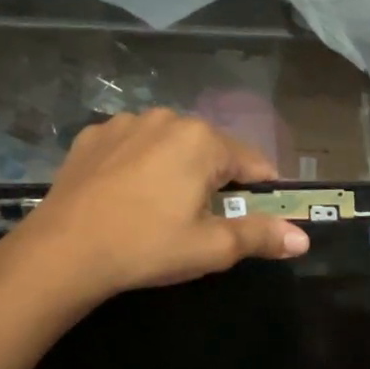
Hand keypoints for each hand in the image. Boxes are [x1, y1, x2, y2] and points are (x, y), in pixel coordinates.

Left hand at [8, 109, 309, 305]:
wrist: (66, 249)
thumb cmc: (150, 246)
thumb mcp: (214, 248)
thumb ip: (261, 236)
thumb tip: (303, 239)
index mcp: (202, 141)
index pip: (255, 164)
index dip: (265, 196)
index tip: (259, 224)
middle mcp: (166, 119)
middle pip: (214, 153)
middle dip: (221, 185)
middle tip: (211, 227)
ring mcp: (125, 124)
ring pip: (174, 149)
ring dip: (183, 176)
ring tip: (170, 216)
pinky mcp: (94, 138)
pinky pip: (137, 151)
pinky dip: (146, 172)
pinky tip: (135, 203)